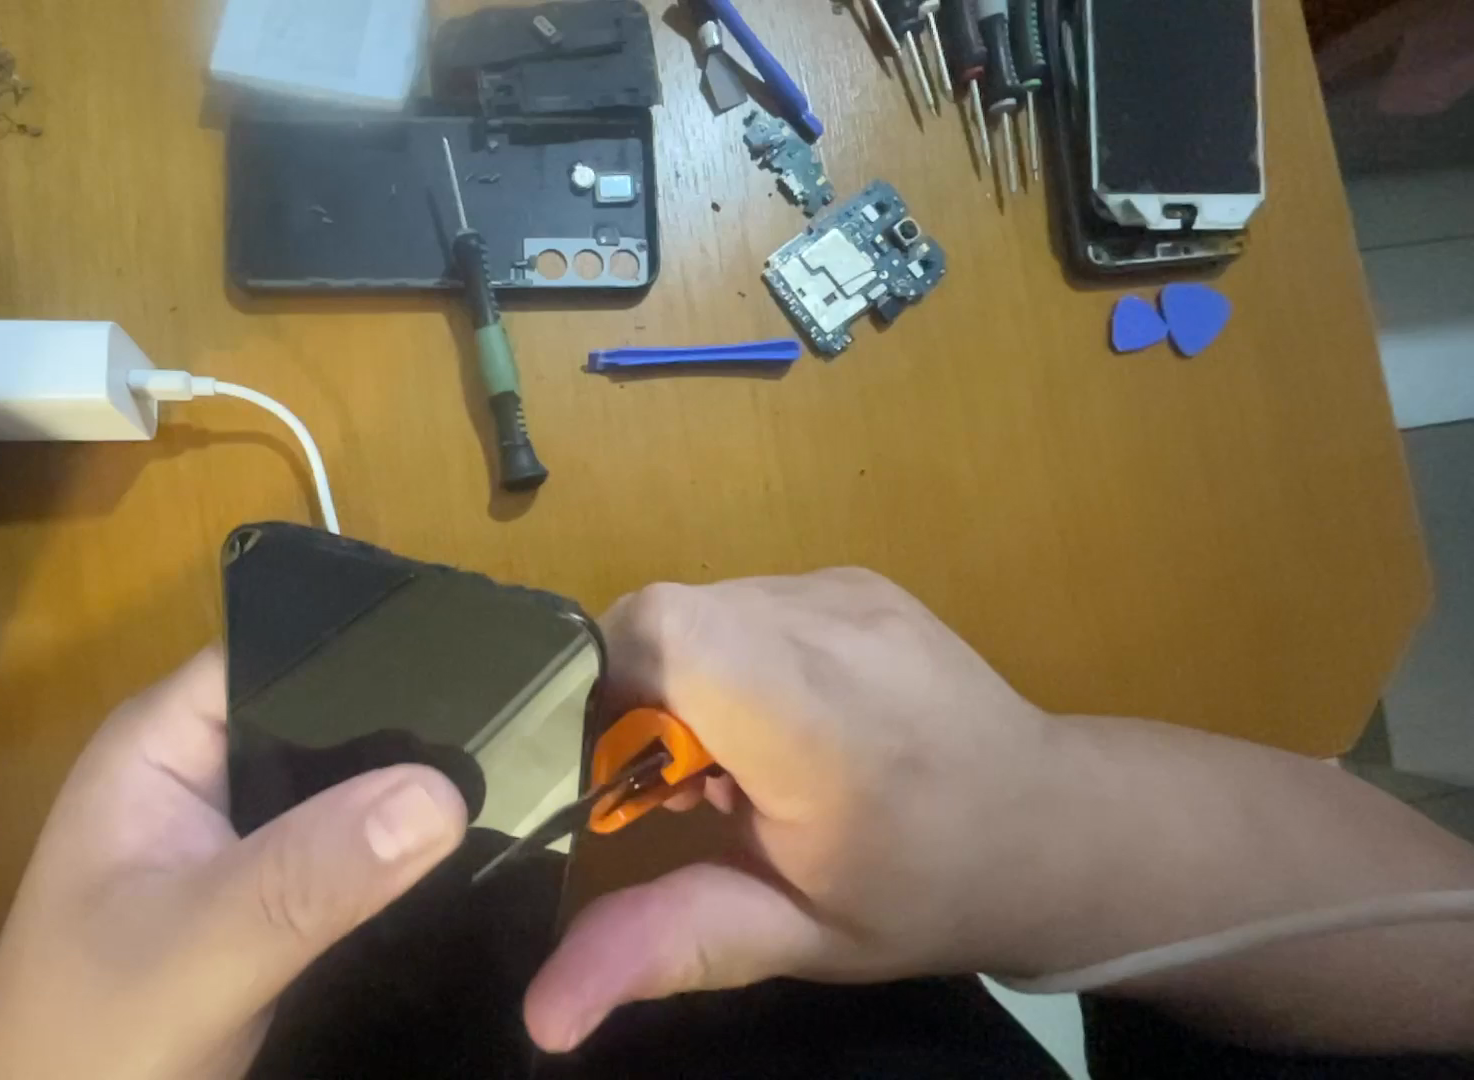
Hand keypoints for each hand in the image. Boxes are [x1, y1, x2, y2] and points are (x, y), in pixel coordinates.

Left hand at [0, 647, 468, 1079]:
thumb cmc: (85, 1041)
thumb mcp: (195, 953)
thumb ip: (307, 877)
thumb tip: (439, 797)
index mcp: (166, 736)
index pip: (282, 652)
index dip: (369, 653)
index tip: (467, 672)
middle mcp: (207, 758)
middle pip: (324, 706)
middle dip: (404, 723)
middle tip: (506, 735)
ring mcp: (241, 818)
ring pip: (344, 773)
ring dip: (406, 785)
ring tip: (505, 777)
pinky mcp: (273, 872)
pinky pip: (351, 832)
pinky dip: (396, 840)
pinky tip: (462, 842)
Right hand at [525, 569, 1055, 1051]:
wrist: (1057, 821)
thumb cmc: (924, 893)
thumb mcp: (795, 934)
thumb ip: (668, 944)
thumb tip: (544, 1011)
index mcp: (815, 725)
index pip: (665, 635)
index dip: (607, 684)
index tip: (622, 763)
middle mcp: (825, 630)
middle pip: (660, 616)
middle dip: (634, 691)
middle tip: (677, 771)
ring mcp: (839, 590)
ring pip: (693, 605)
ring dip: (678, 670)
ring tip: (731, 742)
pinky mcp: (845, 577)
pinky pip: (736, 599)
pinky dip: (719, 648)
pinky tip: (771, 703)